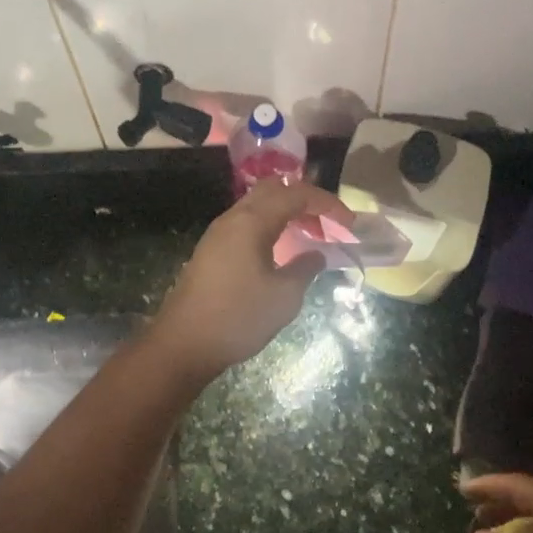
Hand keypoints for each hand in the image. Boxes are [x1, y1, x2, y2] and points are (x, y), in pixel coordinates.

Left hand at [150, 180, 351, 378]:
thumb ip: (304, 269)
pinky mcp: (212, 249)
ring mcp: (219, 232)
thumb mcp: (284, 297)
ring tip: (311, 236)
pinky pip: (248, 222)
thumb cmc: (238, 317)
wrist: (183, 342)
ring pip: (259, 205)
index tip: (349, 223)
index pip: (296, 194)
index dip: (326, 204)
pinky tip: (282, 250)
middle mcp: (234, 217)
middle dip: (306, 201)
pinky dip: (271, 225)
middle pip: (274, 190)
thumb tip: (315, 254)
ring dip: (287, 213)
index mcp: (252, 220)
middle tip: (329, 224)